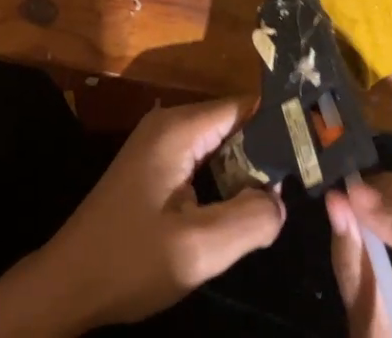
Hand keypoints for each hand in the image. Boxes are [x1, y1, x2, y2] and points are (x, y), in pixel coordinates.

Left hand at [0, 99, 285, 336]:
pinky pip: (205, 165)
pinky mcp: (157, 171)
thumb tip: (280, 200)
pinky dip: (228, 183)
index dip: (284, 125)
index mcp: (178, 130)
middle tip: (311, 180)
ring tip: (289, 196)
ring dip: (250, 172)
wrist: (69, 285)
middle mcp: (169, 127)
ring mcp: (160, 148)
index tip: (322, 147)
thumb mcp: (198, 248)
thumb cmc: (130, 261)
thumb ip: (250, 219)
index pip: (245, 107)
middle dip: (270, 152)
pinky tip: (247, 210)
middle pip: (236, 124)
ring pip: (223, 147)